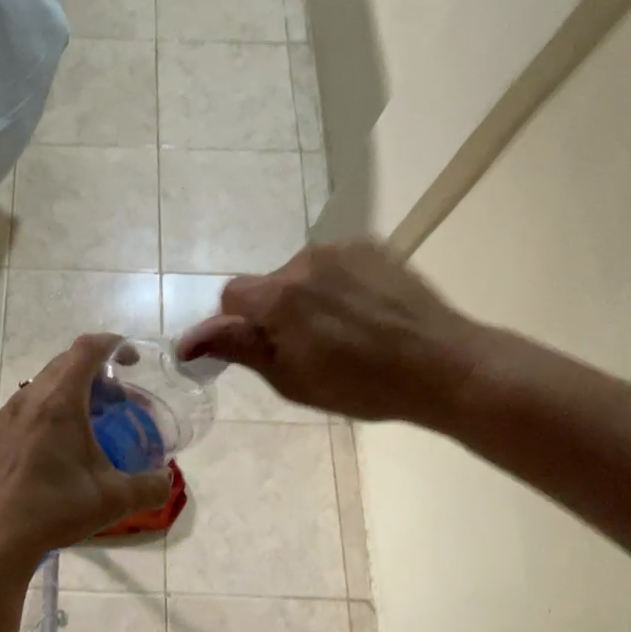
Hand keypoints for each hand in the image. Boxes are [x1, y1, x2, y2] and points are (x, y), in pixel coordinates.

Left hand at [0, 334, 174, 575]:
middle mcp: (29, 398)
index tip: (131, 359)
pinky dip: (45, 412)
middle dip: (95, 372)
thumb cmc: (58, 510)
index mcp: (60, 402)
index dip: (112, 344)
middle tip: (118, 399)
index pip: (87, 349)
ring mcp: (5, 415)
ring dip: (68, 391)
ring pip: (41, 385)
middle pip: (64, 364)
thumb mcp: (116, 500)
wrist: (0, 538)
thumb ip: (151, 486)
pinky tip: (53, 445)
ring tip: (87, 421)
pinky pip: (23, 409)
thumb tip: (167, 479)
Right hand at [176, 238, 490, 423]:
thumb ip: (238, 348)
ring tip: (344, 331)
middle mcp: (306, 260)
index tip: (266, 350)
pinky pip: (336, 263)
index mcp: (280, 295)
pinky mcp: (373, 246)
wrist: (444, 366)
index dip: (240, 325)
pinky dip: (338, 284)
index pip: (231, 296)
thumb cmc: (363, 385)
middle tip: (310, 349)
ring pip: (303, 273)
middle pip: (270, 284)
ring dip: (308, 297)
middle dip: (277, 312)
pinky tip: (364, 312)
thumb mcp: (291, 378)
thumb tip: (186, 341)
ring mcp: (343, 248)